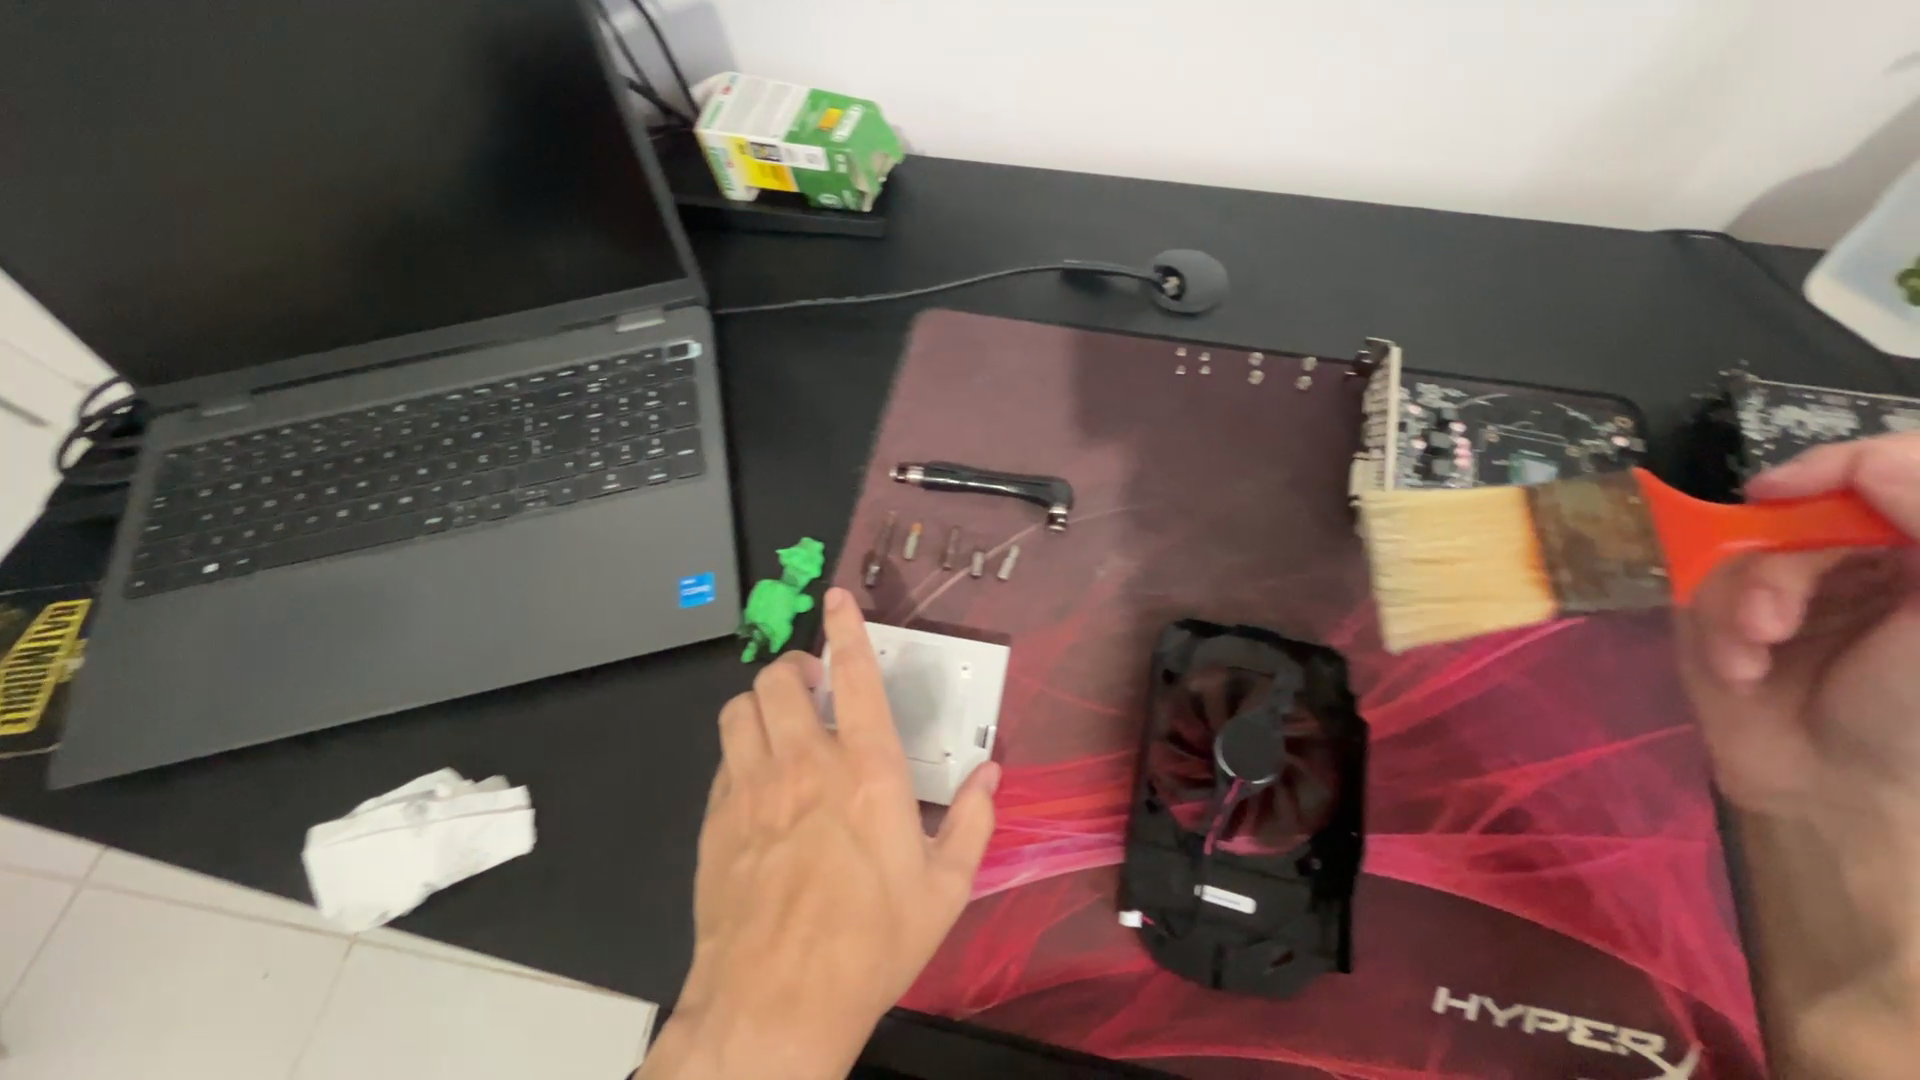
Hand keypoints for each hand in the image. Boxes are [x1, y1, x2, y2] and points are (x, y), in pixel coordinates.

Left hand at [639, 588, 1000, 1079]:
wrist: (776, 1002)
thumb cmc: (870, 944)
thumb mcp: (944, 890)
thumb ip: (974, 822)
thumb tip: (993, 775)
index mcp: (867, 773)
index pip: (856, 678)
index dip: (847, 628)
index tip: (838, 599)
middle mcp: (805, 765)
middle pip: (780, 680)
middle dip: (795, 668)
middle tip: (814, 689)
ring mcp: (752, 789)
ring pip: (739, 708)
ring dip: (761, 702)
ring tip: (781, 721)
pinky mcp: (716, 819)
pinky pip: (723, 757)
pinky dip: (741, 749)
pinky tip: (758, 777)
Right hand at [1675, 432, 1919, 1078]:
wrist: (1825, 786)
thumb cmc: (1906, 711)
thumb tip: (1866, 463)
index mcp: (1918, 551)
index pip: (1885, 470)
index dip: (1840, 466)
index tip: (1783, 493)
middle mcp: (1857, 555)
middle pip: (1799, 511)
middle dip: (1779, 566)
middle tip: (1774, 619)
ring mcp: (1782, 582)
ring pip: (1737, 551)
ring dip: (1740, 607)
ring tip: (1754, 653)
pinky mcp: (1721, 610)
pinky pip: (1698, 589)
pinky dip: (1712, 629)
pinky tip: (1738, 666)